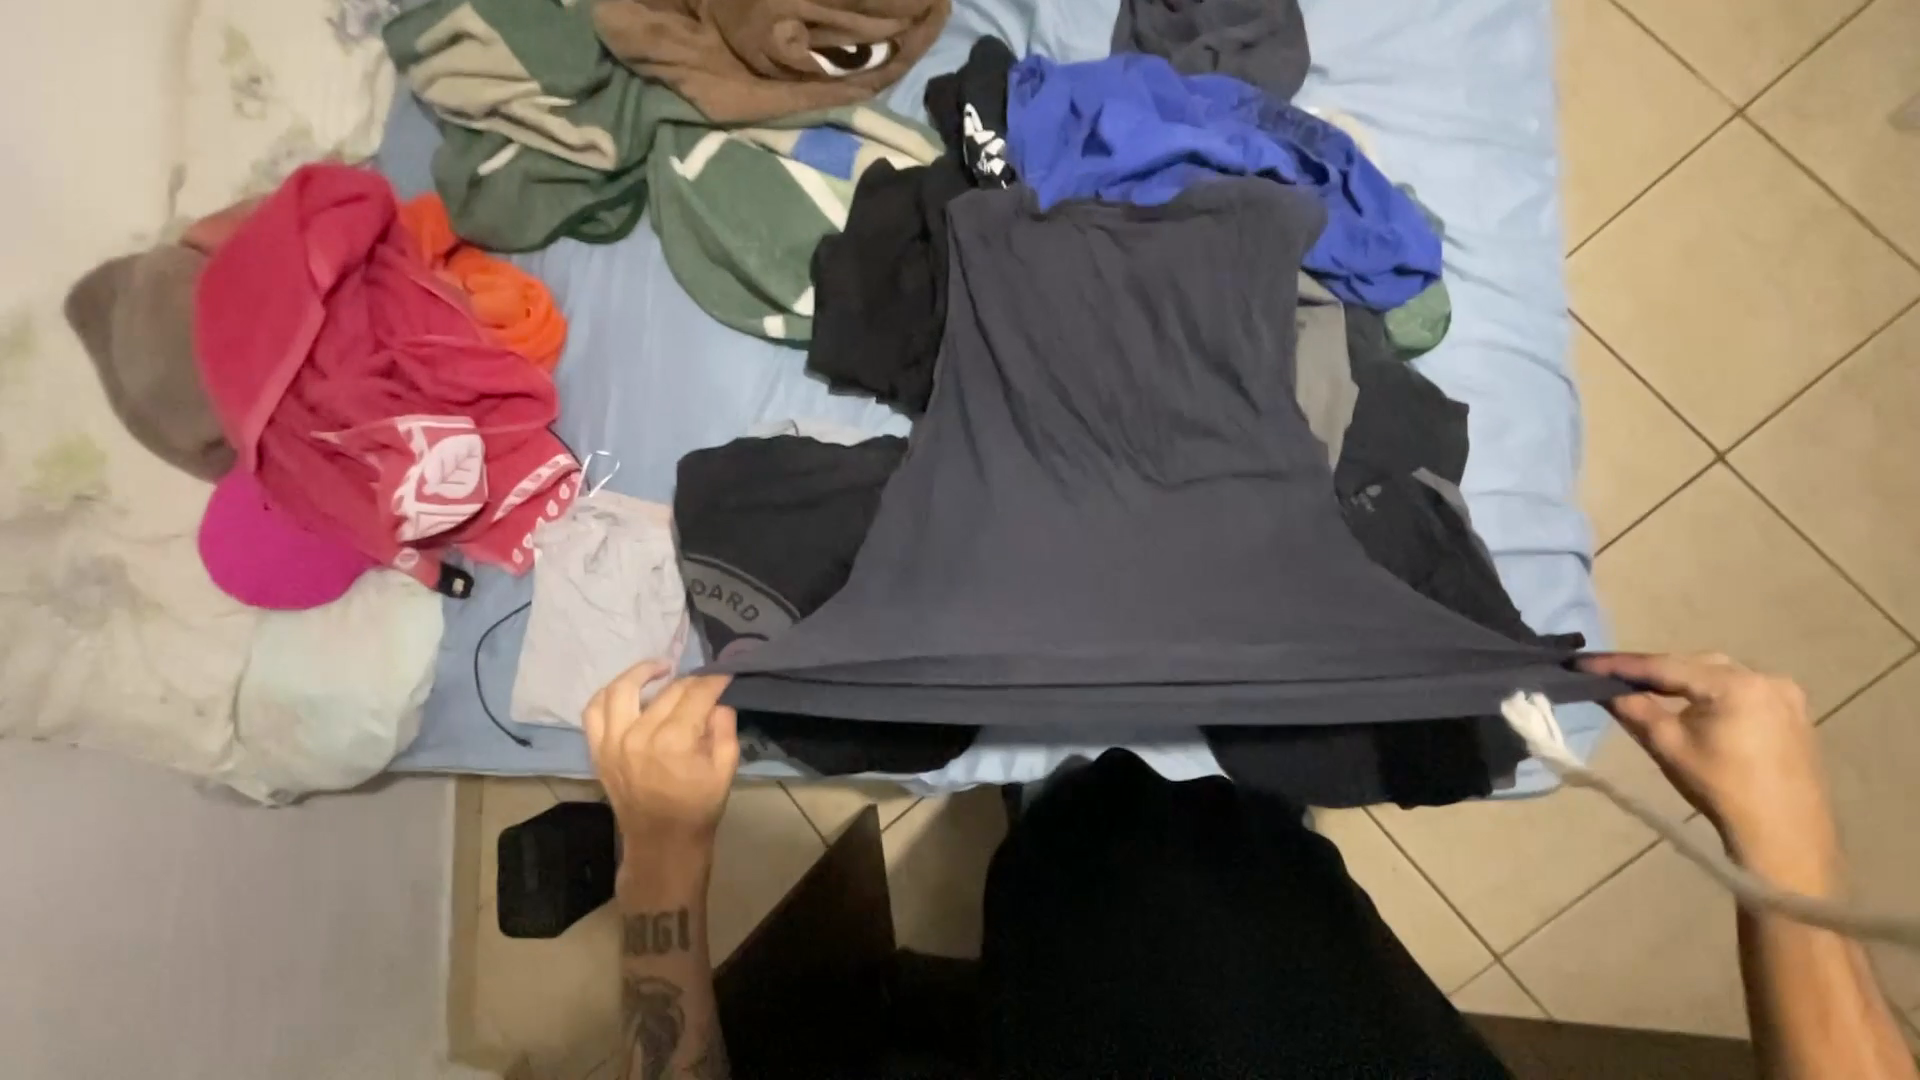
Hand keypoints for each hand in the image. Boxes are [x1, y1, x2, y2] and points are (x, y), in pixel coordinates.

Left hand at [583, 665, 740, 871]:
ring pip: (620, 689)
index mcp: (674, 741)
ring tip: (660, 668)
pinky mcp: (597, 750)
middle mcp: (638, 735)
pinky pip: (593, 711)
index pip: (697, 694)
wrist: (662, 843)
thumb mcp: (726, 767)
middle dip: (691, 680)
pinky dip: (608, 694)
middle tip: (704, 681)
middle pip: (667, 690)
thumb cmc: (699, 807)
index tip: (726, 675)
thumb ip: (724, 727)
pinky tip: (628, 690)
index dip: (715, 680)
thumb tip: (717, 701)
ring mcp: (612, 742)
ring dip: (641, 672)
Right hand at [1578, 653, 1834, 869]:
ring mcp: (1785, 694)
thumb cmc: (1720, 786)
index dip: (1618, 664)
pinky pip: (1738, 688)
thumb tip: (1598, 685)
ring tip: (1641, 685)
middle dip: (1649, 669)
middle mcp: (1766, 679)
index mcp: (1735, 685)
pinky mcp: (1792, 711)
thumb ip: (1630, 706)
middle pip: (1692, 664)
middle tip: (1608, 674)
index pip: (1663, 666)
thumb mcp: (1664, 742)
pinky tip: (1685, 699)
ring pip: (1715, 673)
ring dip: (1678, 678)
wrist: (1783, 832)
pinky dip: (1705, 689)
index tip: (1580, 662)